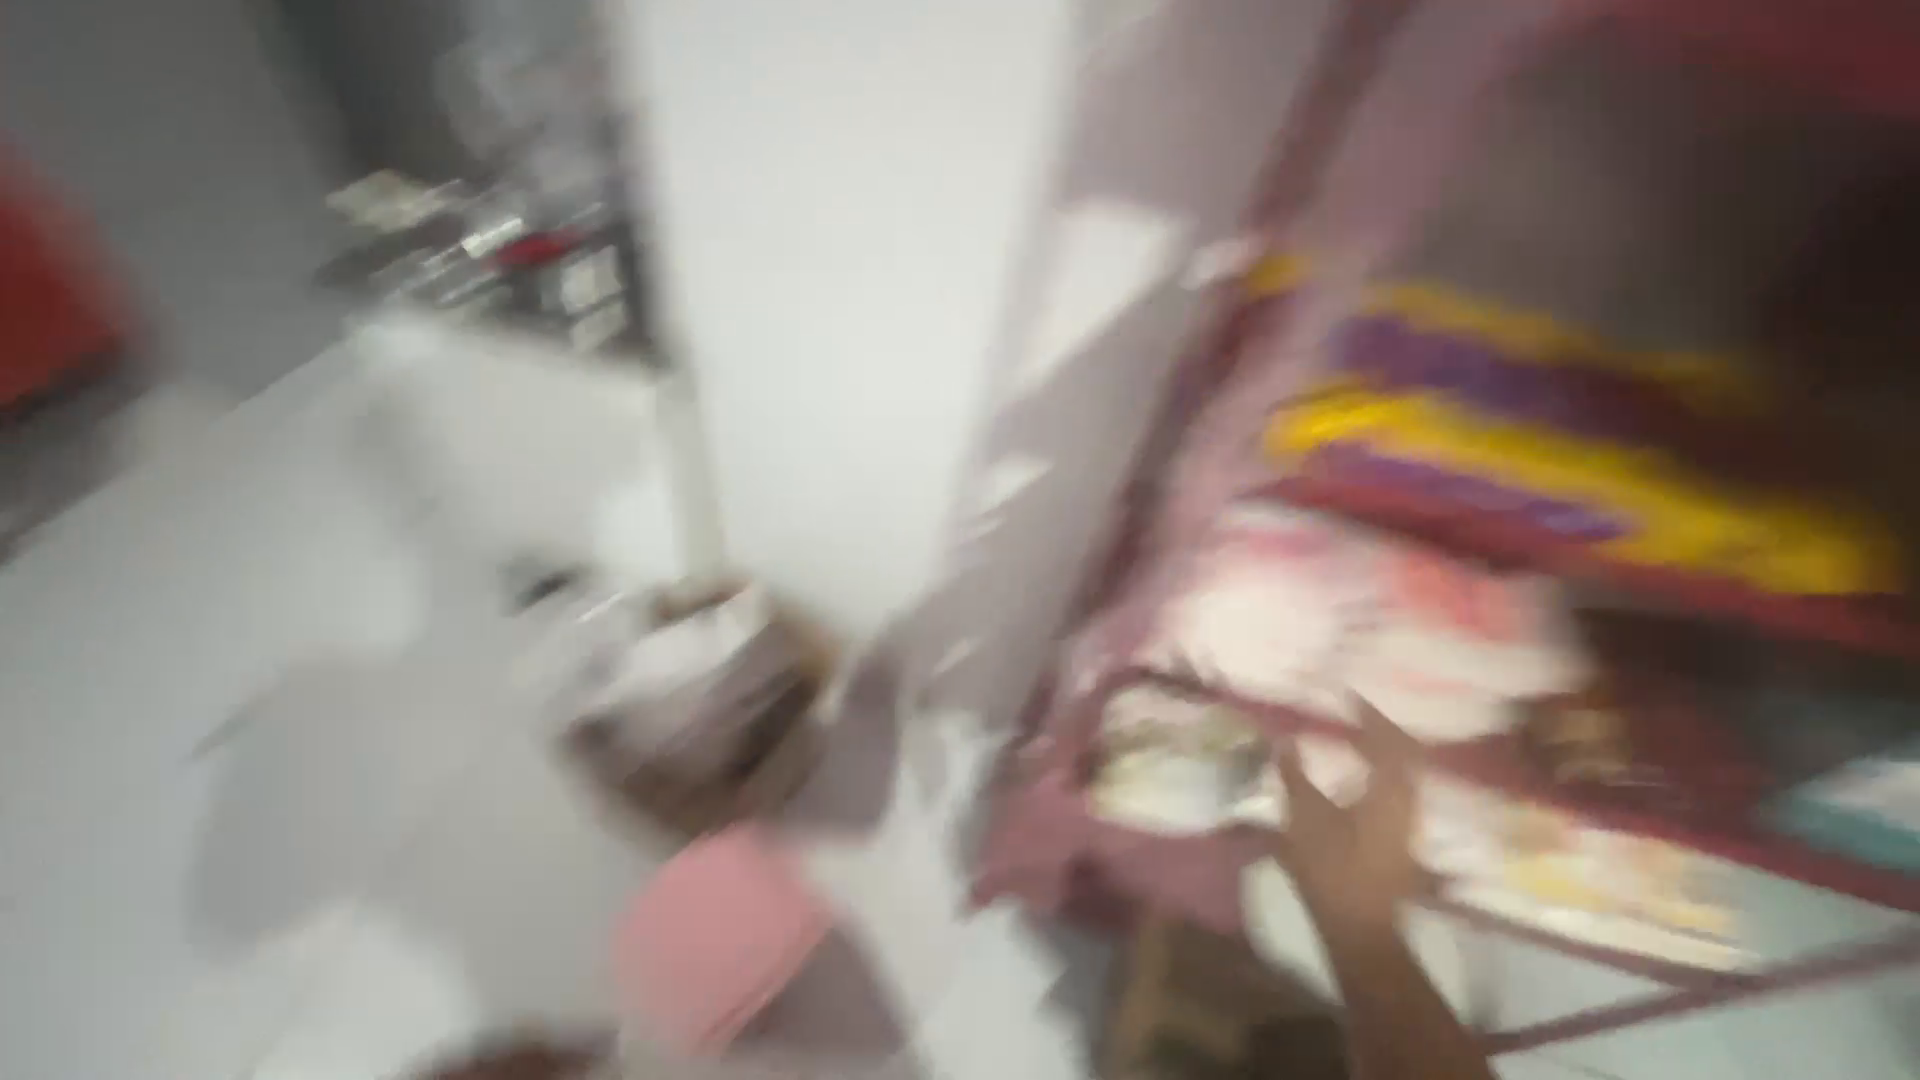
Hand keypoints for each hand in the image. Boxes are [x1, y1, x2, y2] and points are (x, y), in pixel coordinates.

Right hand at [1272, 697, 1427, 936]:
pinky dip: (1382, 771)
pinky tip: (1358, 776)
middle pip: (1405, 753)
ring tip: (1356, 738)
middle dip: (1381, 729)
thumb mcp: (1303, 816)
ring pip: (1405, 773)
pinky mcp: (1403, 838)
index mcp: (1389, 791)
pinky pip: (1399, 788)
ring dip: (1384, 751)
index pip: (1387, 740)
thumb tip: (1285, 740)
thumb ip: (1294, 774)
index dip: (1368, 714)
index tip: (1346, 696)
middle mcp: (1409, 801)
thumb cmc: (1330, 869)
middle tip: (1355, 713)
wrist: (1360, 928)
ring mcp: (1410, 823)